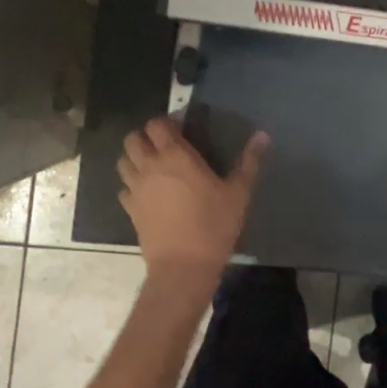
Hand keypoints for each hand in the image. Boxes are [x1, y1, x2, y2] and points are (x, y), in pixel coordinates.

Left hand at [118, 117, 267, 293]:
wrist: (183, 266)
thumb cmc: (213, 225)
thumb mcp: (238, 193)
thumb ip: (250, 161)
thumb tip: (262, 135)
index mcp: (175, 156)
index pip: (157, 124)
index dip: (167, 121)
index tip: (182, 126)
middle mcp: (149, 167)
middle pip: (133, 139)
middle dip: (146, 136)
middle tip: (166, 145)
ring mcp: (136, 189)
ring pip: (124, 161)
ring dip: (135, 158)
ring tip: (154, 166)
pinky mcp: (130, 210)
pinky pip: (124, 189)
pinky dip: (132, 185)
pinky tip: (148, 193)